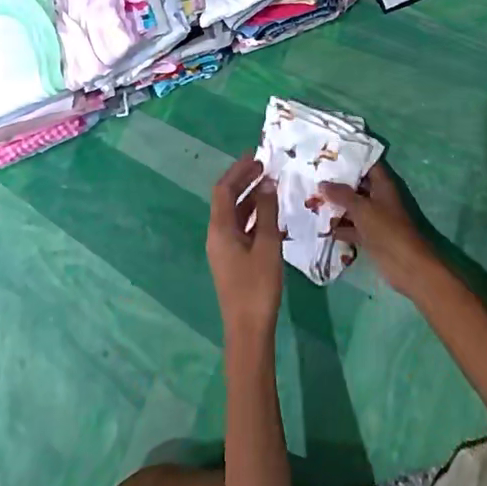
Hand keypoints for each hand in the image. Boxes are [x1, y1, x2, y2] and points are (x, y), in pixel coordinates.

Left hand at [207, 157, 282, 341]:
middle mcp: (216, 234)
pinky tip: (270, 215)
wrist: (247, 328)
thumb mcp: (267, 246)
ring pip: (234, 214)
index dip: (238, 171)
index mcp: (219, 228)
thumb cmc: (257, 286)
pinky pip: (240, 228)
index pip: (223, 189)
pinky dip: (252, 216)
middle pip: (226, 199)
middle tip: (265, 167)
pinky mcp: (231, 259)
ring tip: (271, 186)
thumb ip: (267, 214)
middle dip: (243, 181)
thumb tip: (268, 184)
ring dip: (250, 198)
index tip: (255, 157)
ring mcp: (223, 248)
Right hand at [320, 163, 439, 294]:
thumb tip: (322, 183)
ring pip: (351, 207)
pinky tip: (318, 224)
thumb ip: (341, 194)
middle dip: (336, 182)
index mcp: (382, 186)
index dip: (350, 158)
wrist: (407, 266)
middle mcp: (378, 199)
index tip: (328, 153)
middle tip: (312, 175)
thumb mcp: (362, 208)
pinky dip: (338, 227)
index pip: (367, 164)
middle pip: (356, 186)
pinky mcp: (369, 236)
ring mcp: (374, 218)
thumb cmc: (387, 230)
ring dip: (334, 205)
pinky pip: (350, 227)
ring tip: (309, 198)